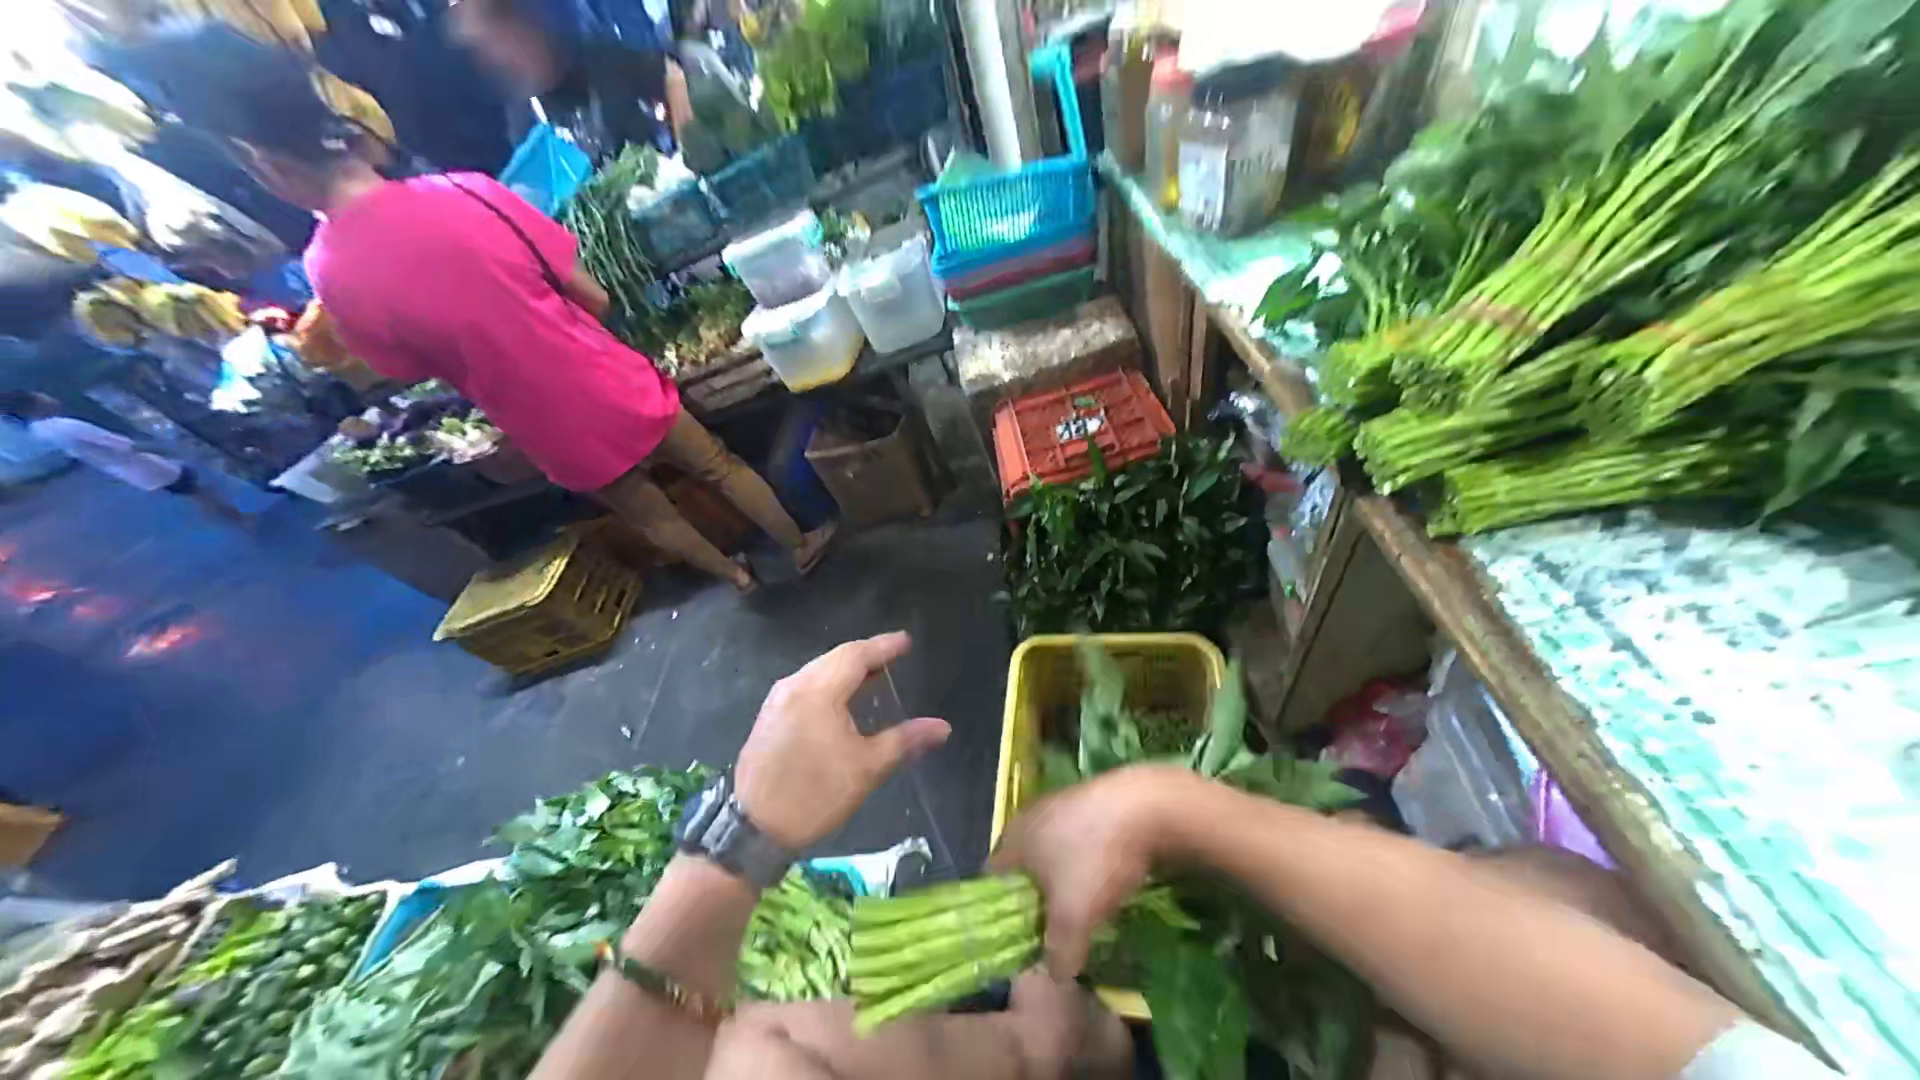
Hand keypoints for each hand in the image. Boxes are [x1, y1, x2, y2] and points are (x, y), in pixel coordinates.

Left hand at [735, 632, 950, 849]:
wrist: (753, 831)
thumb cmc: (814, 795)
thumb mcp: (866, 768)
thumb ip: (905, 741)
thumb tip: (942, 727)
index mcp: (818, 692)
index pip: (855, 655)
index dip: (883, 646)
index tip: (906, 641)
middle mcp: (794, 686)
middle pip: (835, 658)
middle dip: (866, 654)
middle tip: (893, 656)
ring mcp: (777, 700)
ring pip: (817, 670)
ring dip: (846, 669)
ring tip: (873, 675)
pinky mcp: (769, 716)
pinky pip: (805, 685)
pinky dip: (828, 683)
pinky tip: (841, 699)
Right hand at [989, 765, 1197, 976]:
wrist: (1146, 806)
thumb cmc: (1094, 858)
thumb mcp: (1072, 917)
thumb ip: (1058, 951)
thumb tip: (1057, 973)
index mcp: (1013, 838)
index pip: (993, 880)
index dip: (1004, 913)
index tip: (1024, 938)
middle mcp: (1030, 816)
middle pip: (1026, 868)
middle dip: (1041, 899)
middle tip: (1059, 929)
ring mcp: (1062, 804)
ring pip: (1057, 854)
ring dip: (1070, 880)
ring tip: (1091, 908)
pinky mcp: (1093, 801)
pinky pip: (1083, 841)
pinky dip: (1093, 862)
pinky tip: (1113, 879)